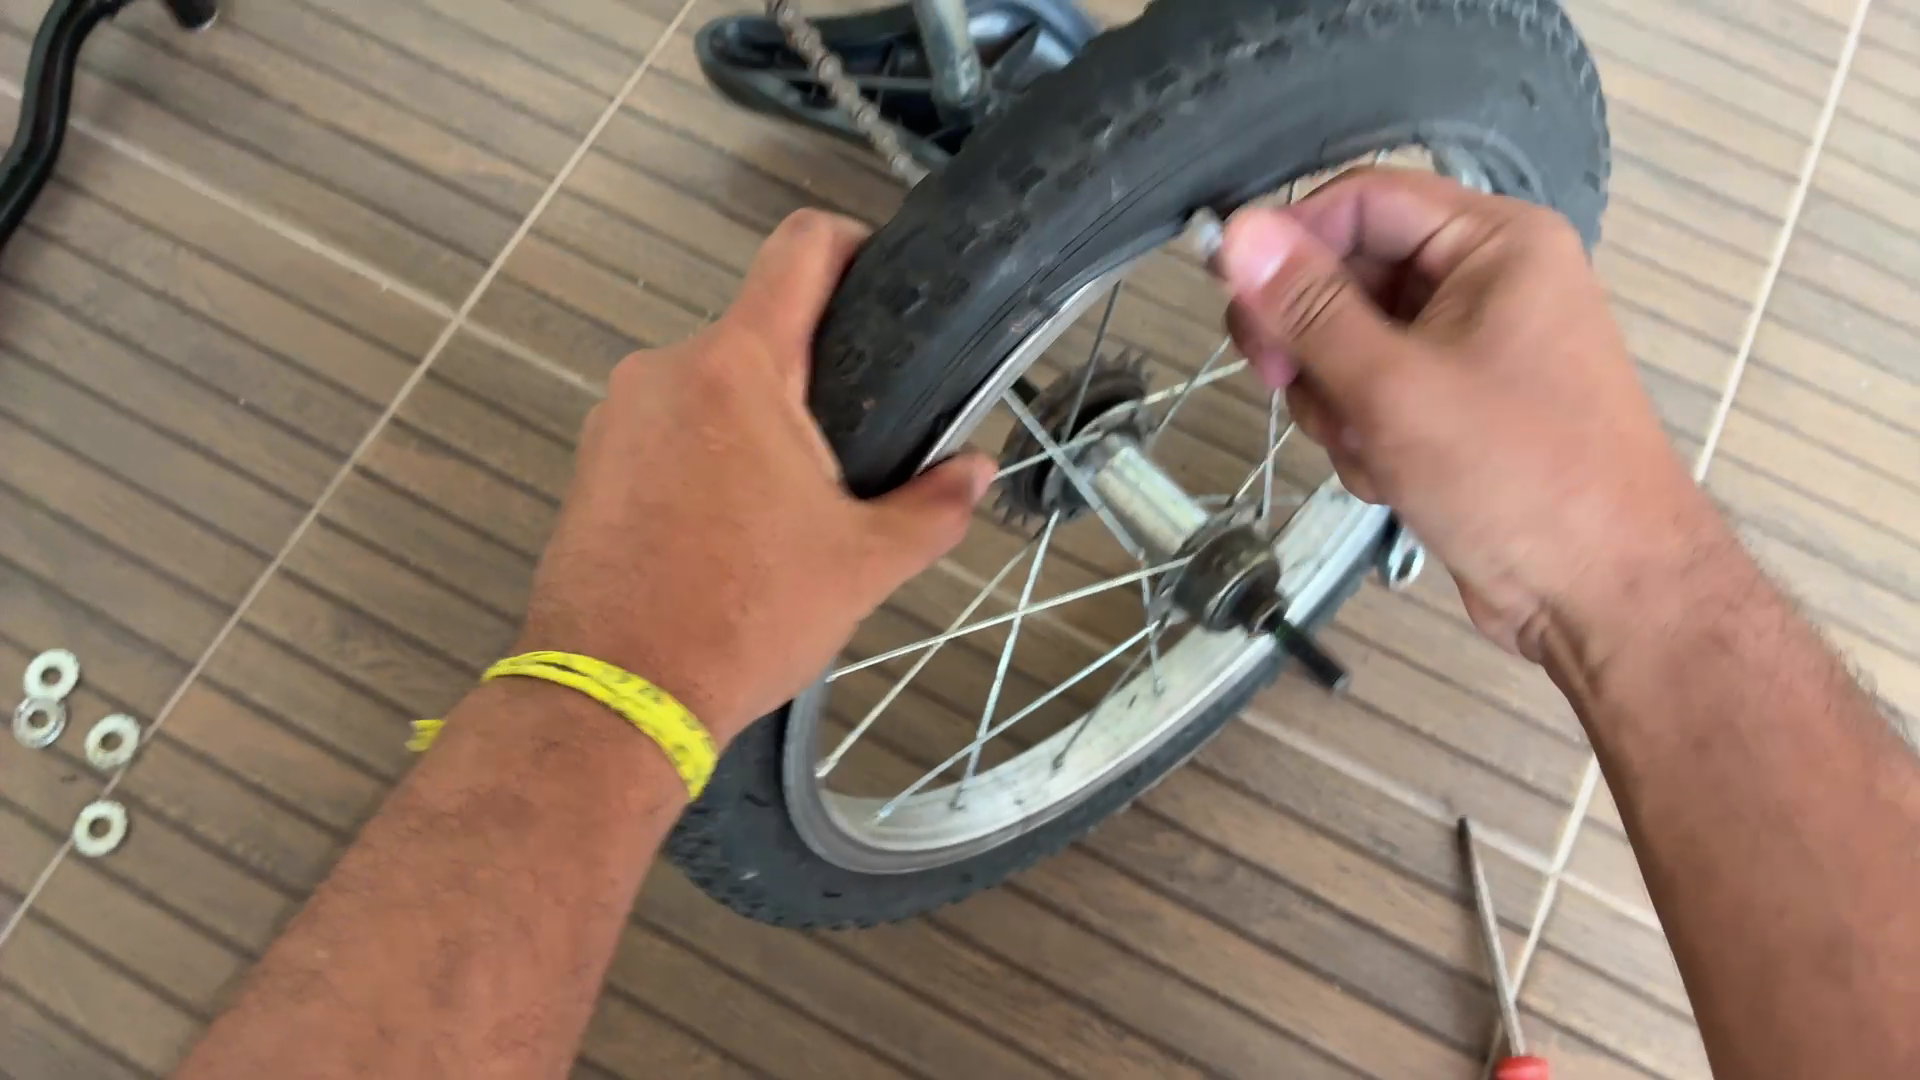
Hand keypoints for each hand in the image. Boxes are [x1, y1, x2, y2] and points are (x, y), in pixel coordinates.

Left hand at [519, 211, 994, 740]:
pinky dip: (711, 452)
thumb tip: (978, 473)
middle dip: (816, 376)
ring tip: (790, 503)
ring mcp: (618, 415)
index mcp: (740, 369)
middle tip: (854, 450)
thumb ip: (933, 508)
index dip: (853, 244)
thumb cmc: (748, 617)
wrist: (616, 697)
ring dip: (761, 420)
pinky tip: (728, 526)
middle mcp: (668, 369)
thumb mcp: (863, 565)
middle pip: (763, 333)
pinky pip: (670, 428)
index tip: (885, 281)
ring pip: (716, 386)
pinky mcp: (591, 461)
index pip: (801, 250)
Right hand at [1216, 169, 1726, 658]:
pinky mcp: (1442, 405)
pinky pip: (1364, 396)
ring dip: (1334, 402)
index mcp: (1490, 245)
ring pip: (1341, 348)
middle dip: (1309, 344)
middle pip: (1343, 279)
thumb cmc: (1510, 472)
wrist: (1591, 587)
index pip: (1358, 203)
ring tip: (1372, 447)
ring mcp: (1458, 349)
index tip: (1232, 299)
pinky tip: (1390, 472)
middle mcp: (1475, 284)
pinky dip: (1359, 435)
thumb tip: (1235, 235)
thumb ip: (1306, 308)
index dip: (1288, 242)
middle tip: (1284, 382)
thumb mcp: (1390, 383)